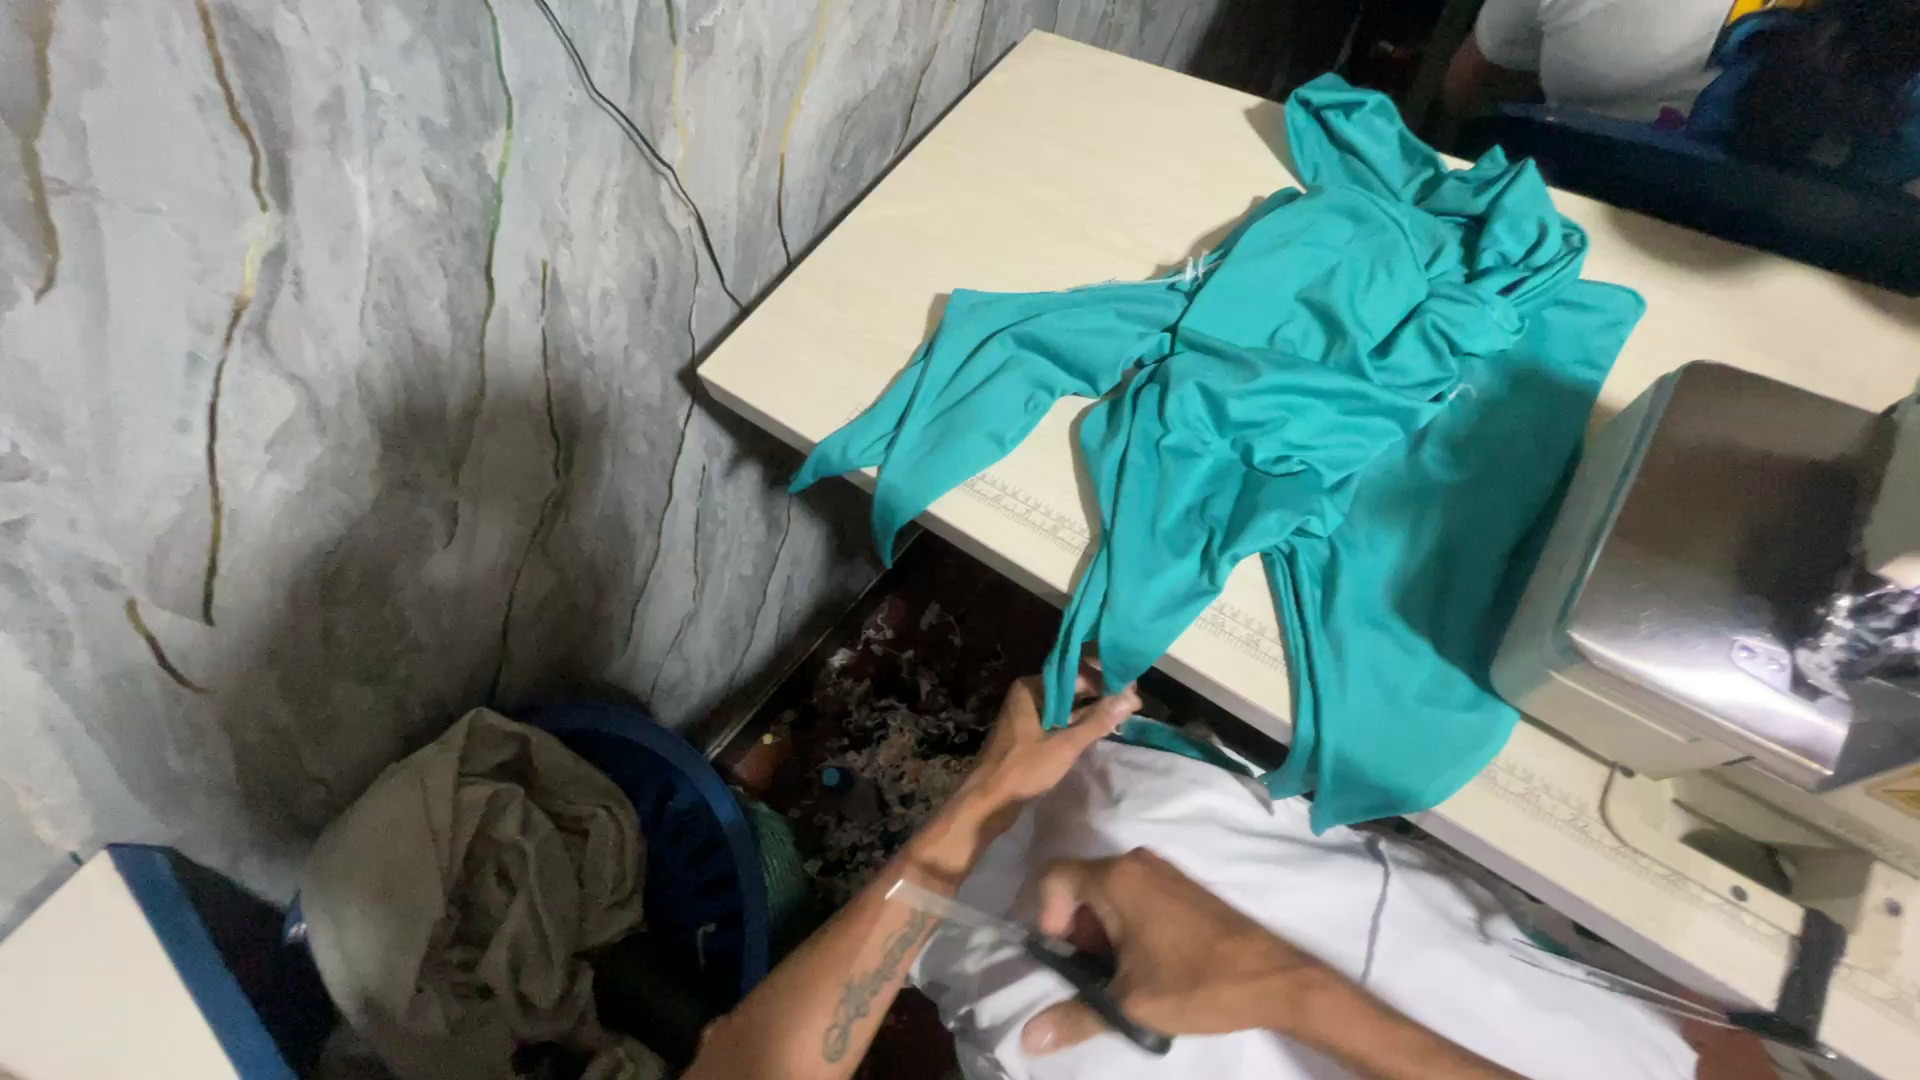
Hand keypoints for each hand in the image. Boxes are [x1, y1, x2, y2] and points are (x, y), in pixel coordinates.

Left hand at [958, 669, 1140, 820]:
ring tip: (1124, 712)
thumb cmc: (1023, 768)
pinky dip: (1078, 722)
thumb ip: (1097, 721)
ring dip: (1092, 709)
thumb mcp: (1065, 745)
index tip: (1133, 689)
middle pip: (1071, 687)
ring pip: (1066, 705)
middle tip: (1133, 702)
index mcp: (1032, 687)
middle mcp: (1028, 693)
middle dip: (1101, 694)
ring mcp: (1027, 713)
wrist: (987, 800)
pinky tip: (1101, 726)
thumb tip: (1130, 698)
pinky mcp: (1029, 732)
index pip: (1075, 674)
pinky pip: (1059, 719)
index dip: (1105, 680)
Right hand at [1021, 849, 1329, 1055]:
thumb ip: (1075, 1016)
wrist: (1274, 978)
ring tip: (1124, 974)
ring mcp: (1159, 869)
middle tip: (1098, 974)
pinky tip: (1148, 961)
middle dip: (1077, 932)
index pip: (1053, 878)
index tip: (1068, 957)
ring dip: (1102, 930)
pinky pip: (1132, 892)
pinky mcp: (1178, 883)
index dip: (1047, 917)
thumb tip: (1029, 1040)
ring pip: (1106, 891)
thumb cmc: (1197, 983)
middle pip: (1079, 886)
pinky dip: (1125, 922)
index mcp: (1115, 878)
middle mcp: (1133, 861)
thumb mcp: (1130, 1006)